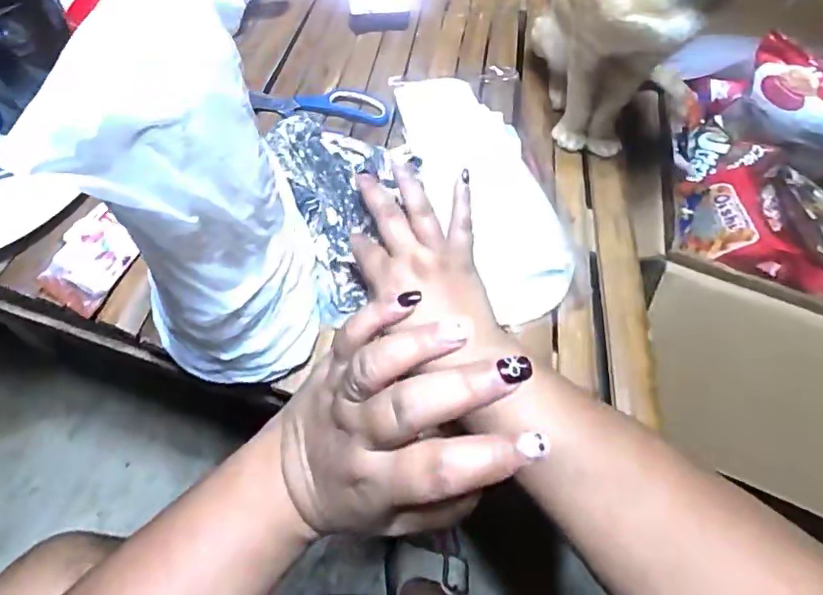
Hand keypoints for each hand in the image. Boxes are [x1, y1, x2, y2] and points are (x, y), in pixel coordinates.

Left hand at [276, 294, 546, 537]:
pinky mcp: (331, 358)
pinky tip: (409, 299)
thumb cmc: (355, 498)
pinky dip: (375, 314)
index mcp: (376, 480)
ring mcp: (340, 390)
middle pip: (405, 410)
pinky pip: (350, 332)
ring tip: (462, 329)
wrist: (289, 473)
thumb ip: (445, 504)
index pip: (433, 472)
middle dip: (461, 390)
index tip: (533, 443)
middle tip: (510, 372)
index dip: (485, 460)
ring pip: (375, 365)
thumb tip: (495, 471)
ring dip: (419, 344)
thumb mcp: (398, 522)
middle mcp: (356, 433)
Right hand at [351, 166, 521, 371]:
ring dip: (410, 186)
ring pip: (421, 211)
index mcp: (389, 280)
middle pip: (388, 219)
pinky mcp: (463, 256)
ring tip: (400, 162)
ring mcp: (439, 253)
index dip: (356, 242)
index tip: (350, 232)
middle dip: (374, 196)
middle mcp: (411, 258)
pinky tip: (462, 175)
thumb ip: (374, 312)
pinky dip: (462, 198)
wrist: (473, 357)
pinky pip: (462, 223)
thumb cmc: (425, 361)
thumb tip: (365, 297)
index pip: (365, 252)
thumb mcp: (385, 339)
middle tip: (363, 174)